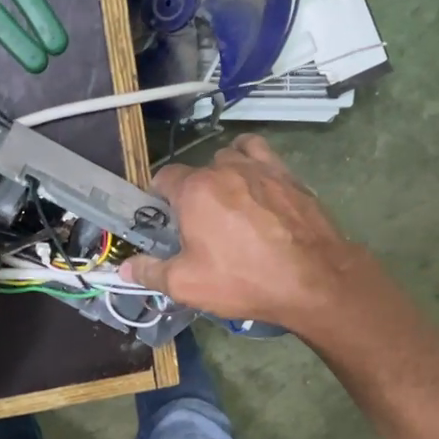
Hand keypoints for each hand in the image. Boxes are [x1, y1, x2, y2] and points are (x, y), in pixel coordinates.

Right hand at [121, 135, 372, 330]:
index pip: (164, 178)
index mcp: (194, 190)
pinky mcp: (289, 175)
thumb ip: (150, 272)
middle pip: (197, 170)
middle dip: (192, 191)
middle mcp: (225, 169)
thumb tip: (125, 267)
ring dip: (223, 174)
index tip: (164, 221)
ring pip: (230, 157)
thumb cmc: (242, 280)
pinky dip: (253, 163)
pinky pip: (262, 155)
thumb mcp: (186, 284)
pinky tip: (255, 186)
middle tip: (196, 224)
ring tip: (227, 202)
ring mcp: (261, 168)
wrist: (314, 280)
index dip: (159, 198)